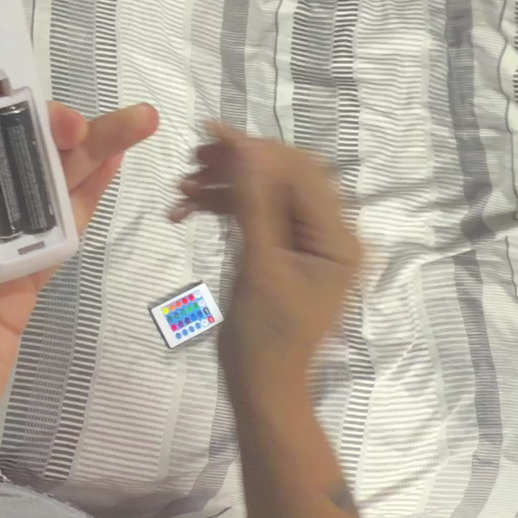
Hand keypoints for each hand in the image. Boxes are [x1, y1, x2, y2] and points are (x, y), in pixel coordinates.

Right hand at [171, 124, 361, 399]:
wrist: (261, 384)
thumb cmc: (266, 334)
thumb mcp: (260, 266)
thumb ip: (256, 204)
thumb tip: (249, 149)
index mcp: (337, 237)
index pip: (300, 172)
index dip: (256, 148)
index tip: (208, 133)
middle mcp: (327, 234)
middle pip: (283, 177)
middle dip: (237, 165)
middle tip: (191, 163)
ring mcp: (304, 244)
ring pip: (264, 194)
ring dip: (223, 187)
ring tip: (181, 193)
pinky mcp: (280, 253)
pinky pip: (253, 216)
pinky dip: (223, 208)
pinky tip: (190, 210)